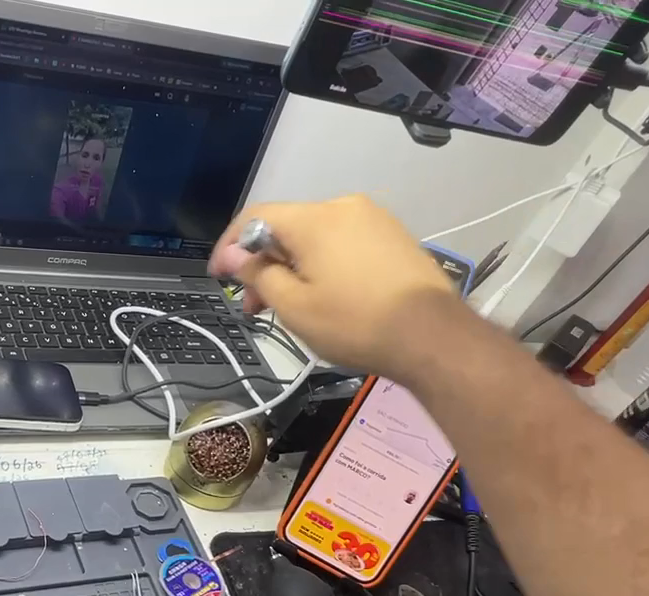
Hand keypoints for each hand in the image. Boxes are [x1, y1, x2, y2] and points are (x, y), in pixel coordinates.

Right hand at [208, 195, 465, 378]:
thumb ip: (260, 274)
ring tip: (287, 308)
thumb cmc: (354, 323)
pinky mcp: (391, 237)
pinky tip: (321, 297)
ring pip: (314, 237)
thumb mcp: (294, 306)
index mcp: (314, 219)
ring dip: (291, 268)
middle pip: (287, 227)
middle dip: (263, 263)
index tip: (219, 276)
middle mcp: (343, 207)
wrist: (430, 335)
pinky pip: (341, 244)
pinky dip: (320, 266)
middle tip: (254, 306)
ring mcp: (372, 219)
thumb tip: (236, 255)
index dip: (230, 245)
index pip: (256, 216)